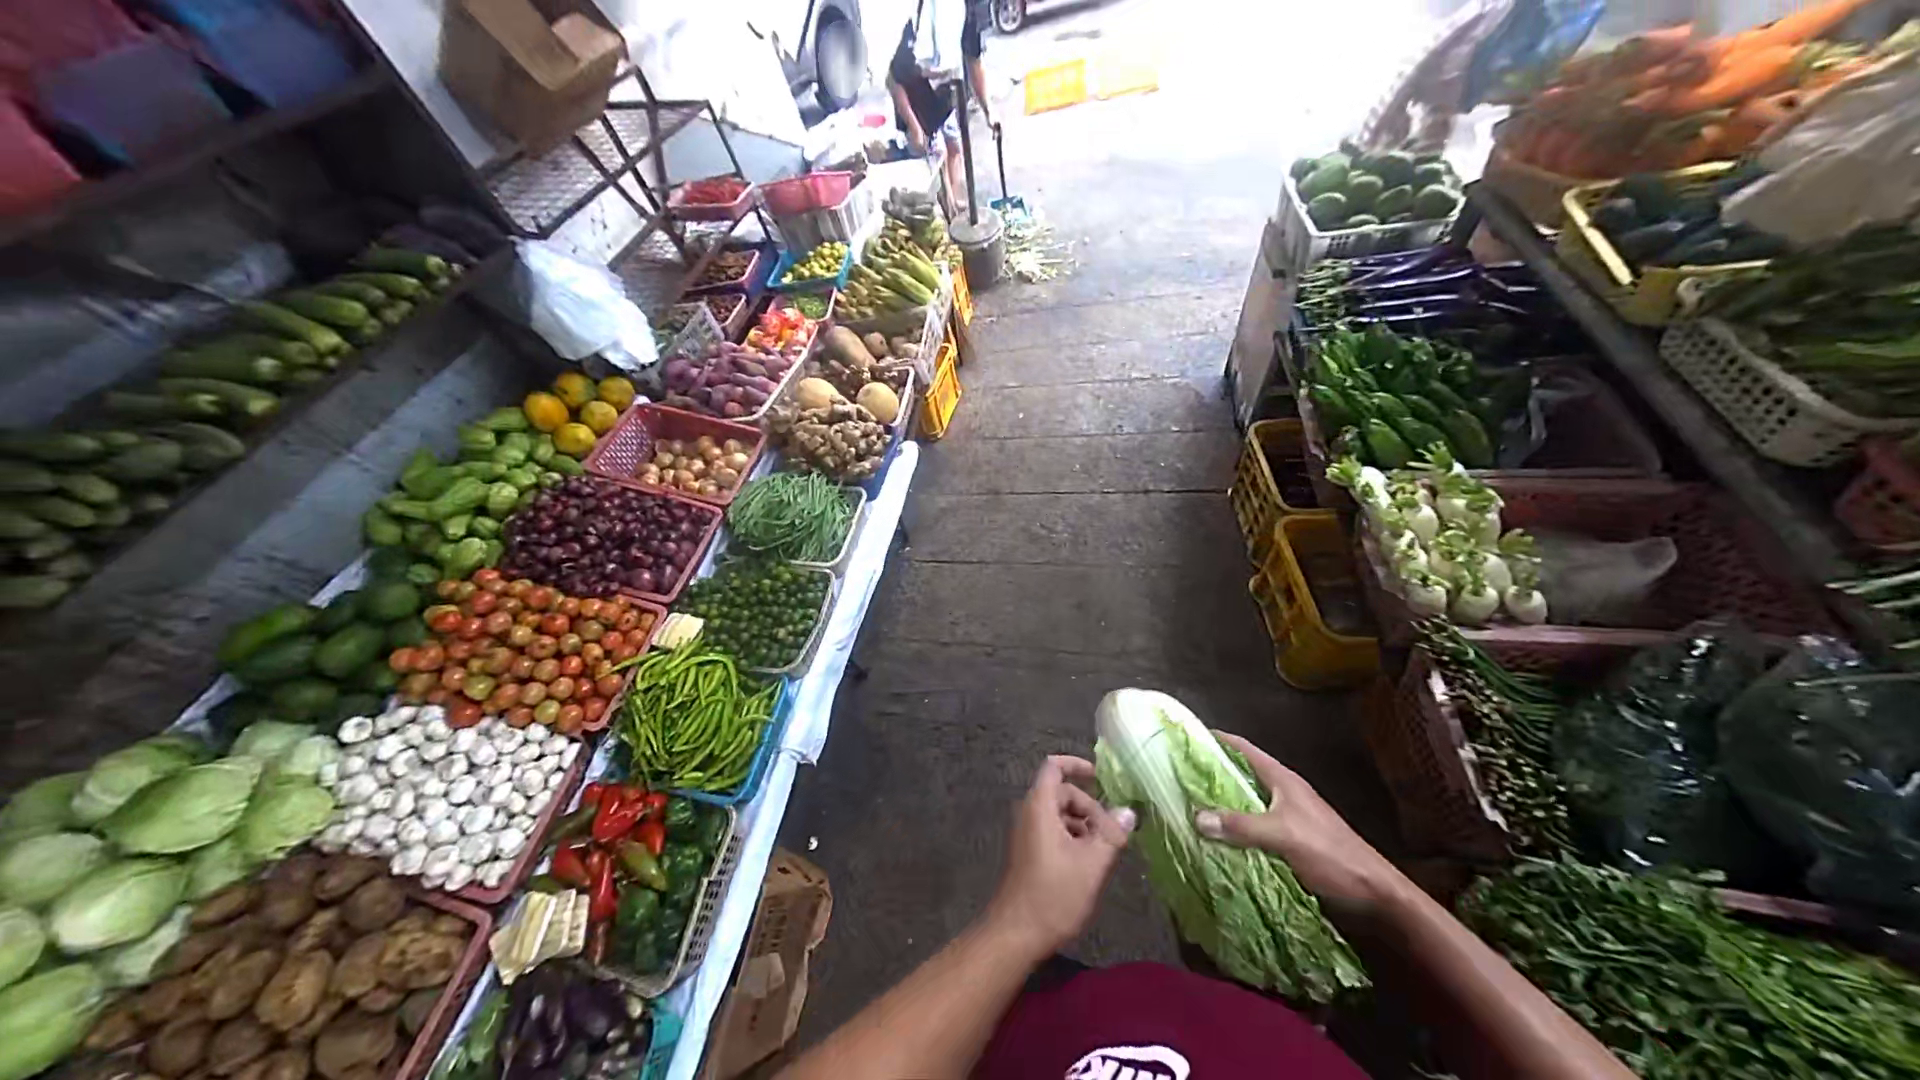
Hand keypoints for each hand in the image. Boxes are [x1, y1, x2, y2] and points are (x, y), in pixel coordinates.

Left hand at [985, 756, 1133, 958]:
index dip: (1076, 765)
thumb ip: (1111, 834)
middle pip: (1063, 793)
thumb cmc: (1053, 894)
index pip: (1053, 767)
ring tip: (1103, 853)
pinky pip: (1053, 830)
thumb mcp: (1091, 864)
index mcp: (1039, 807)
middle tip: (1111, 835)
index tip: (1100, 777)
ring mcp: (1027, 833)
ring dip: (1084, 826)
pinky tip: (1088, 864)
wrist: (1016, 933)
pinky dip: (1073, 838)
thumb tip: (1128, 812)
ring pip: (1060, 814)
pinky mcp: (1029, 851)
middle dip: (1090, 808)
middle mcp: (1029, 813)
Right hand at [1195, 732, 1405, 908]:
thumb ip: (1241, 826)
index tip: (1185, 737)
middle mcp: (1281, 794)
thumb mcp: (1284, 836)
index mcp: (1282, 780)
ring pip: (1242, 803)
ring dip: (1218, 805)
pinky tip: (1212, 840)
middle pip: (1239, 775)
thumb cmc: (1331, 854)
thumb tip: (1197, 817)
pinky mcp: (1285, 842)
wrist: (1374, 895)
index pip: (1243, 749)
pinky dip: (1230, 830)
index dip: (1215, 739)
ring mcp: (1284, 818)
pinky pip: (1249, 828)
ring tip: (1185, 807)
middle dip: (1209, 774)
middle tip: (1176, 776)